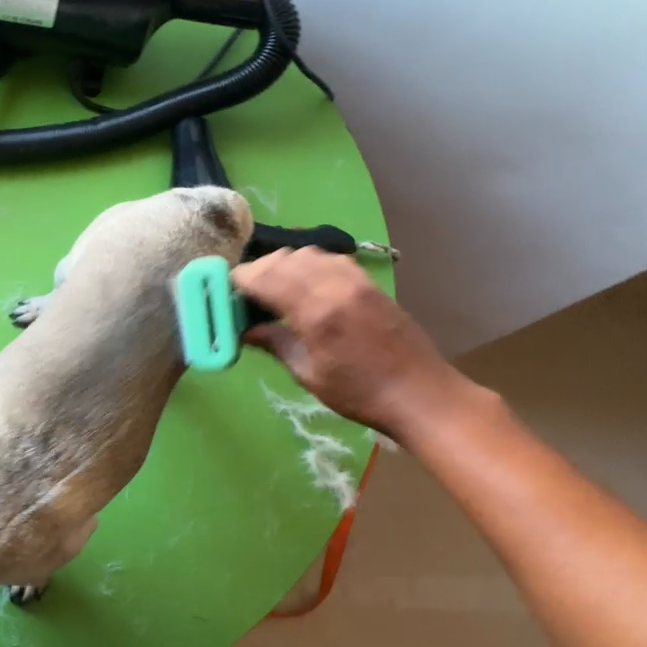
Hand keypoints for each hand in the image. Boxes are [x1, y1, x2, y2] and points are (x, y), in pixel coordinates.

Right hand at [232, 246, 475, 436]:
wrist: (419, 393)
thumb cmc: (358, 393)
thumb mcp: (307, 373)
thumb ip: (276, 343)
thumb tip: (247, 330)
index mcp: (316, 312)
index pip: (267, 278)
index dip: (241, 280)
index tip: (226, 290)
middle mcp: (336, 287)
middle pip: (286, 259)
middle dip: (259, 270)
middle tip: (245, 293)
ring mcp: (357, 281)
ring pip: (309, 253)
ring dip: (284, 264)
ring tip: (272, 287)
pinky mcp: (370, 284)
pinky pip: (332, 260)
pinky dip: (310, 264)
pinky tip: (304, 284)